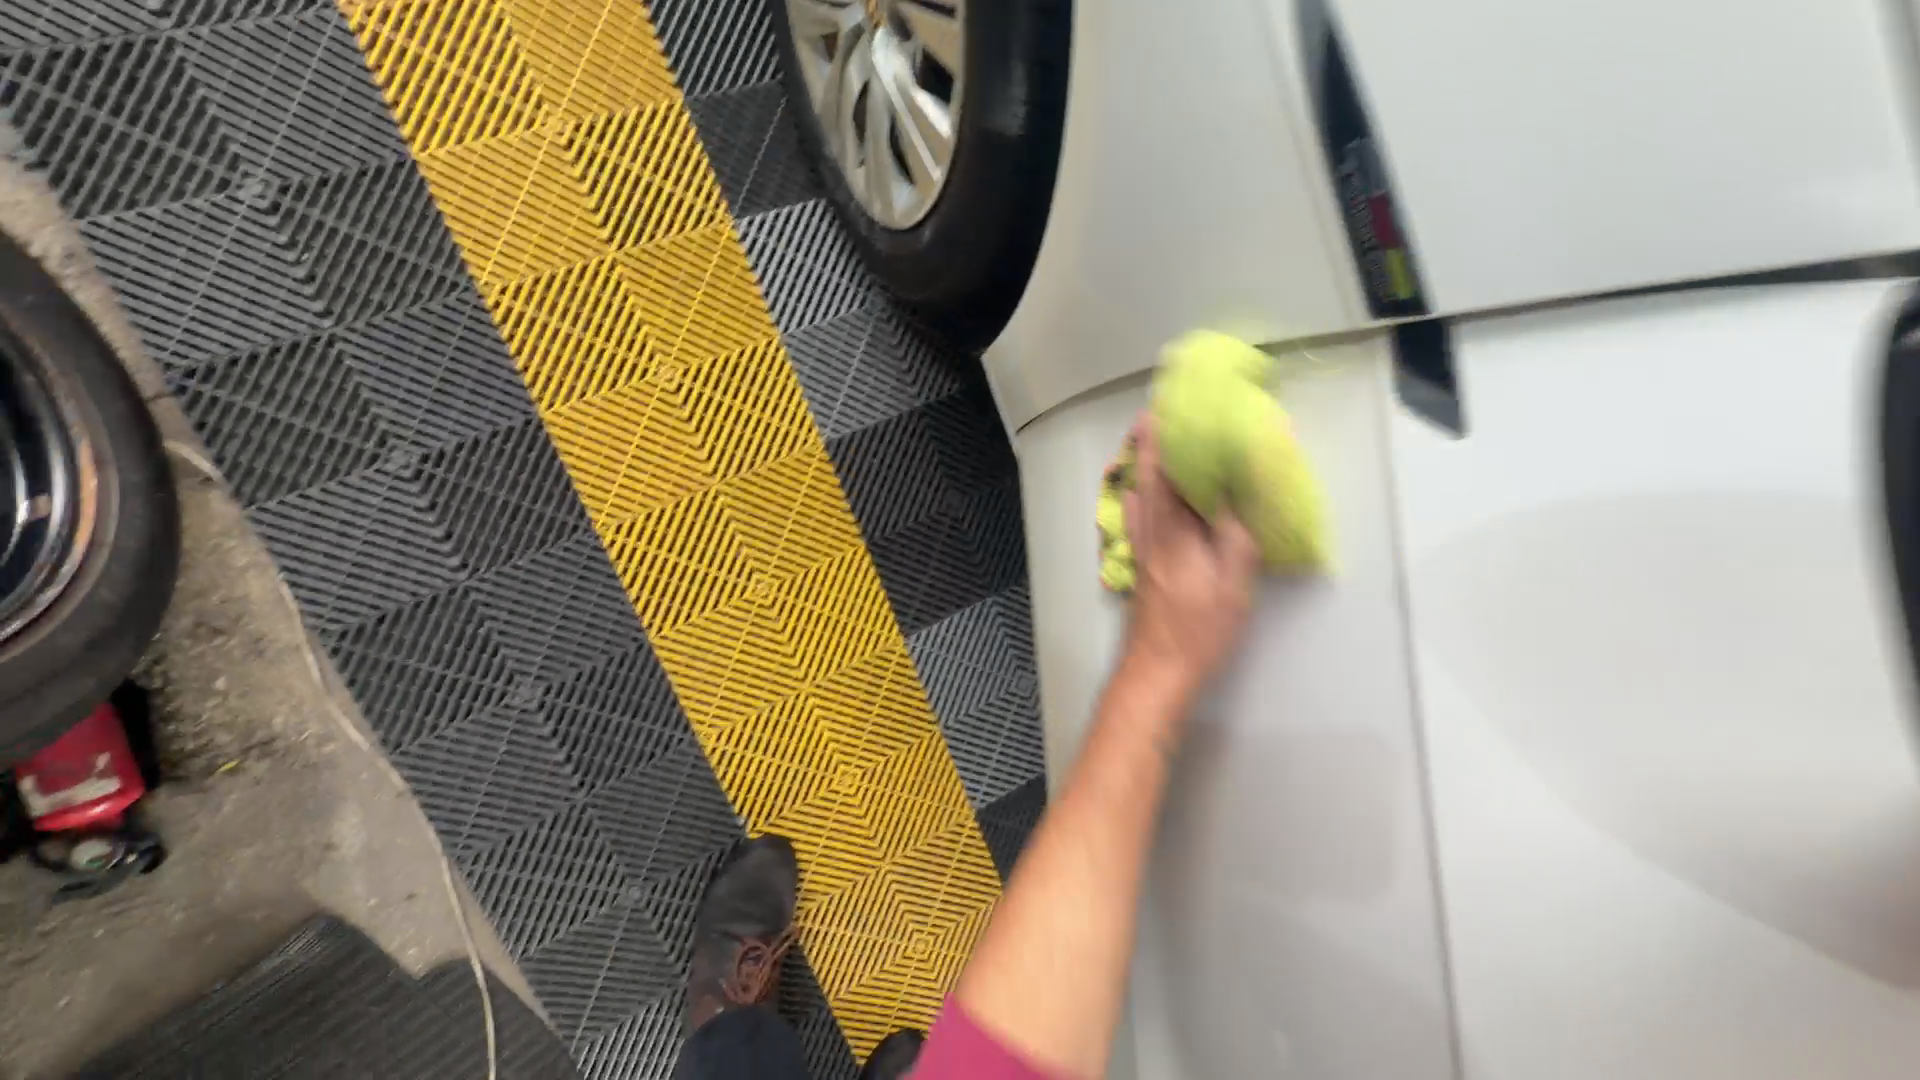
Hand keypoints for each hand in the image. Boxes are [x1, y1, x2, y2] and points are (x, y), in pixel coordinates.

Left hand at [1122, 415, 1260, 699]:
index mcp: (1168, 526)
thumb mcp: (1233, 576)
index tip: (1166, 403)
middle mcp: (1147, 530)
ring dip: (1150, 467)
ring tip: (1166, 446)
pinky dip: (1148, 494)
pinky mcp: (1142, 565)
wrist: (1157, 672)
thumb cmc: (1197, 626)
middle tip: (1169, 416)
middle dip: (1154, 443)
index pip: (1159, 466)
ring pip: (1140, 495)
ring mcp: (1140, 549)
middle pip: (1145, 475)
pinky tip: (1156, 498)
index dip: (1160, 433)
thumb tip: (1246, 479)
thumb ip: (1238, 525)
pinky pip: (1142, 515)